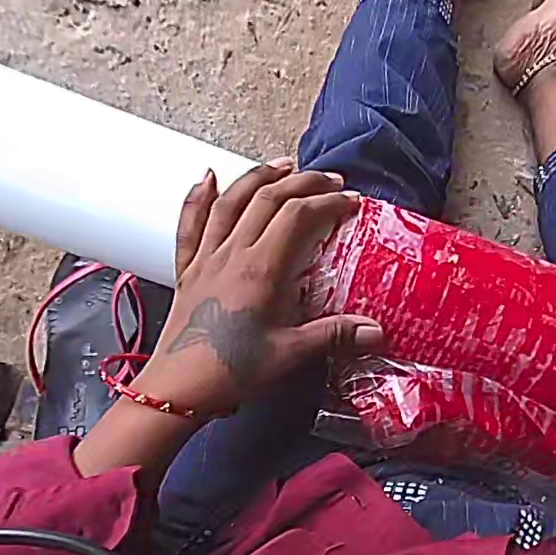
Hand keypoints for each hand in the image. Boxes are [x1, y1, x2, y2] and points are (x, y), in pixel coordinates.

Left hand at [132, 160, 385, 415]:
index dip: (328, 203)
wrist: (179, 388)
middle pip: (268, 199)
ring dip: (258, 177)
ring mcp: (206, 259)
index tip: (351, 203)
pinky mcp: (187, 271)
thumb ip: (333, 336)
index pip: (298, 216)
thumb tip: (376, 330)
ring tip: (281, 165)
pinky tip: (207, 177)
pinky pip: (190, 225)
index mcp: (261, 269)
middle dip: (302, 182)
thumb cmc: (233, 372)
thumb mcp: (290, 354)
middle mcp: (232, 254)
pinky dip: (199, 197)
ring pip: (231, 202)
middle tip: (328, 180)